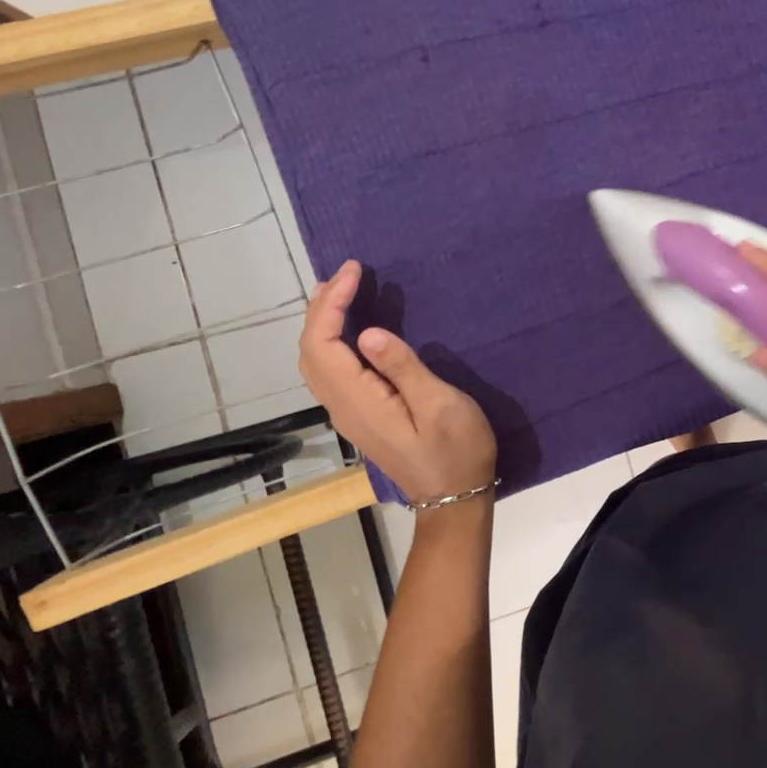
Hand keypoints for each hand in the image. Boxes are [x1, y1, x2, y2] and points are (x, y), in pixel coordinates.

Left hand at [299, 260, 496, 500]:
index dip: (332, 303)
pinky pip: (330, 371)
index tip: (355, 271)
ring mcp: (349, 414)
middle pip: (311, 350)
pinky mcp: (361, 416)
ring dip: (322, 323)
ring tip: (341, 292)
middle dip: (321, 306)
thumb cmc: (456, 450)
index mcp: (359, 400)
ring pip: (316, 361)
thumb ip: (403, 369)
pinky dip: (331, 341)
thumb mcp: (439, 406)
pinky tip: (351, 331)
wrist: (454, 496)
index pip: (324, 343)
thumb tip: (368, 334)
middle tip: (347, 273)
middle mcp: (343, 406)